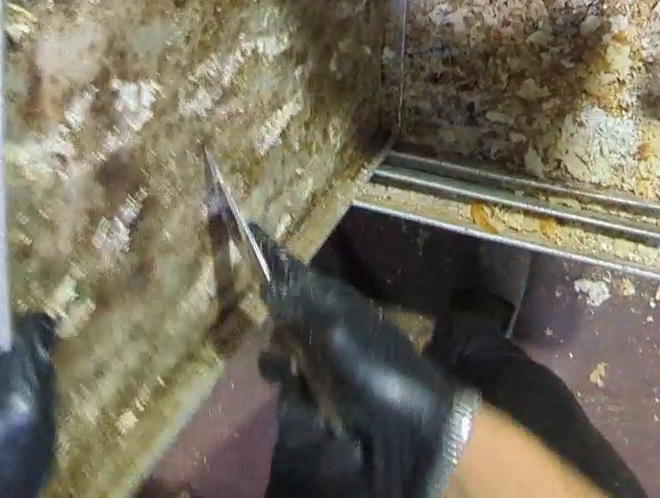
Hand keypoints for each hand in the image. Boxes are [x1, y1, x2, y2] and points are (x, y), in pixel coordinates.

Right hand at [254, 229, 469, 497]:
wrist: (411, 426)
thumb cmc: (374, 366)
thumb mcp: (335, 329)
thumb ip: (298, 306)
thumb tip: (266, 285)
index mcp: (333, 300)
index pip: (295, 273)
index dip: (272, 259)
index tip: (247, 234)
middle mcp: (325, 324)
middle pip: (284, 314)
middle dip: (273, 325)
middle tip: (269, 335)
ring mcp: (323, 361)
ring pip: (282, 352)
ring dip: (280, 363)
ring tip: (292, 375)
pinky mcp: (320, 394)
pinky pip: (291, 386)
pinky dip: (292, 392)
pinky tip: (302, 399)